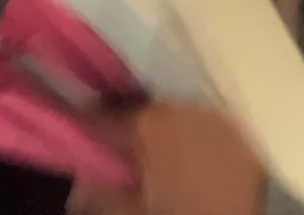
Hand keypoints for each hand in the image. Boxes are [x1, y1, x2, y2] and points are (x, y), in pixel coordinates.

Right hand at [70, 103, 267, 214]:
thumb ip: (102, 197)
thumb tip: (77, 187)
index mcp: (143, 124)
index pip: (95, 118)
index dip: (79, 133)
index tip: (74, 148)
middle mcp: (170, 105)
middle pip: (129, 111)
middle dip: (118, 133)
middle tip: (115, 163)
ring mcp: (203, 110)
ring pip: (161, 114)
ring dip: (151, 132)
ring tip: (151, 164)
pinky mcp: (229, 123)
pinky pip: (190, 121)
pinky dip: (179, 135)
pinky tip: (182, 161)